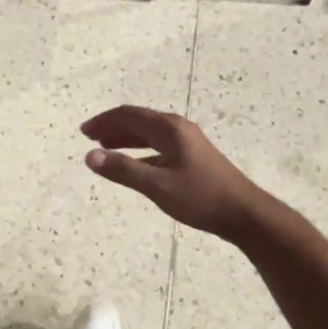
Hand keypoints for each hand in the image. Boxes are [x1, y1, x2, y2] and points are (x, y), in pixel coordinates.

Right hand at [81, 105, 274, 239]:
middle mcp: (178, 128)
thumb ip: (123, 170)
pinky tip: (133, 163)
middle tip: (90, 138)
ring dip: (125, 138)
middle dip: (112, 126)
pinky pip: (158, 145)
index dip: (104, 121)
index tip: (83, 132)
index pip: (129, 115)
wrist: (244, 213)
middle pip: (138, 120)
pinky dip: (140, 150)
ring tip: (105, 147)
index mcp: (169, 129)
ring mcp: (187, 141)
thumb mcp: (157, 186)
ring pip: (149, 133)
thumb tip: (90, 156)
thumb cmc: (200, 197)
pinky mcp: (192, 156)